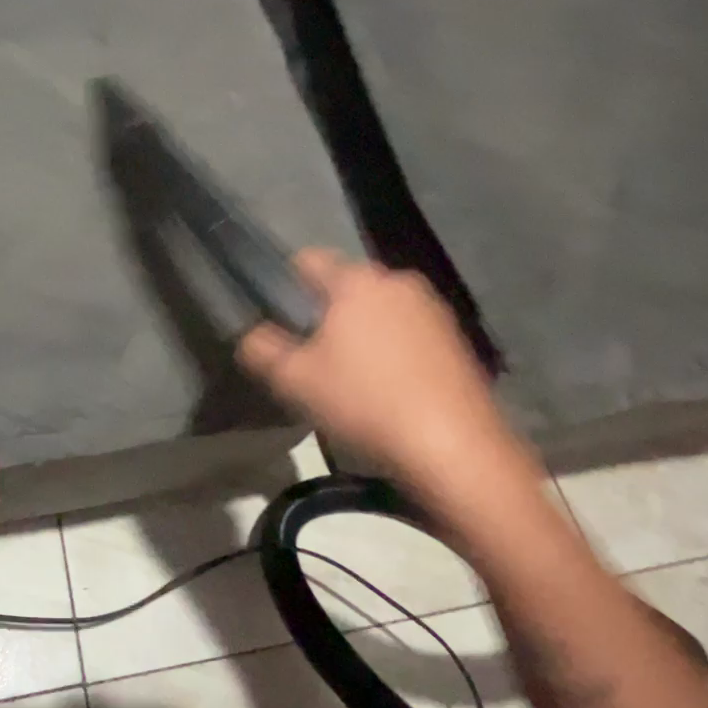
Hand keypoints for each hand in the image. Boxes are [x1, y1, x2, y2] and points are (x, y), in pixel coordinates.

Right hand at [236, 249, 524, 502]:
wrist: (455, 448)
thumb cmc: (366, 403)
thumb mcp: (294, 381)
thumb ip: (261, 349)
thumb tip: (251, 334)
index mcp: (356, 280)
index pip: (307, 259)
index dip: (284, 284)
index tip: (278, 319)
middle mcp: (396, 280)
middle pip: (345, 286)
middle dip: (326, 313)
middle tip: (312, 357)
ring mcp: (432, 308)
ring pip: (379, 309)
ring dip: (362, 332)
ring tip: (351, 378)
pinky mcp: (456, 338)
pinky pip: (408, 332)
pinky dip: (393, 350)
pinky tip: (388, 390)